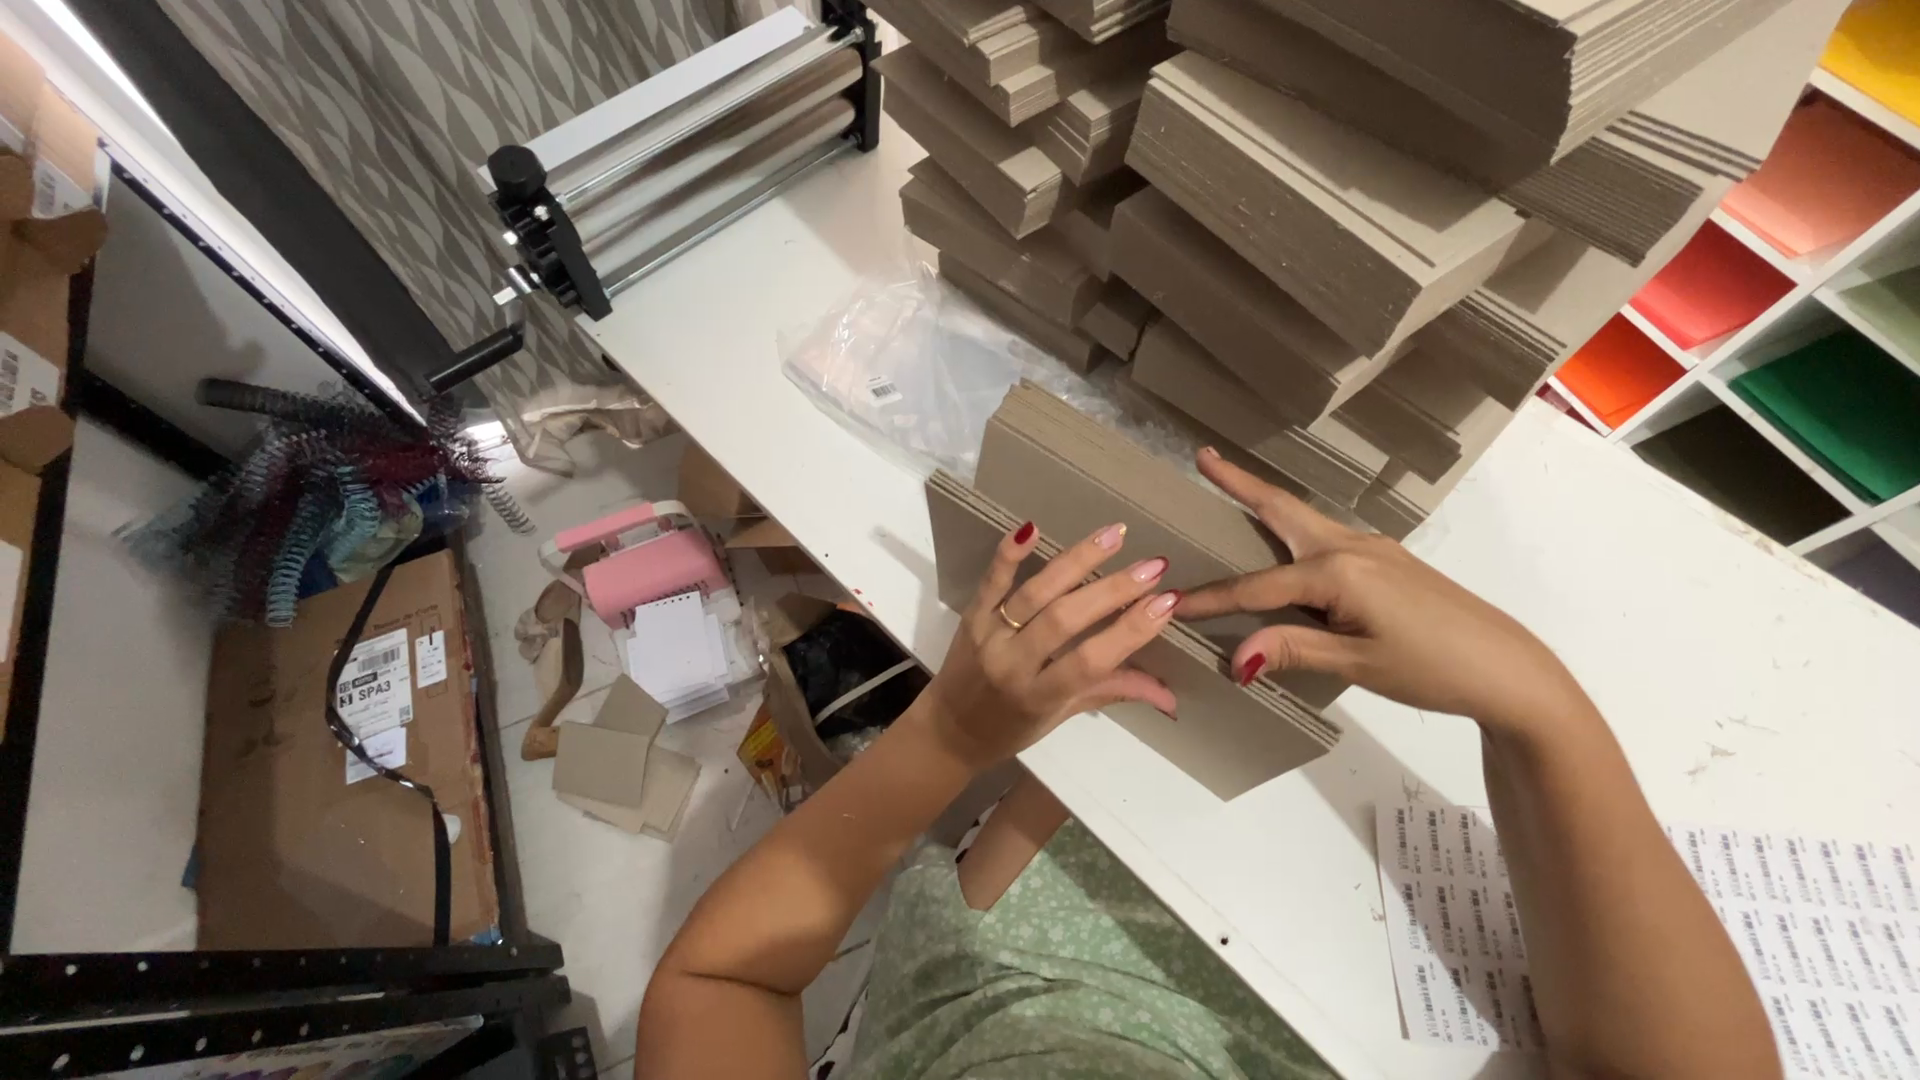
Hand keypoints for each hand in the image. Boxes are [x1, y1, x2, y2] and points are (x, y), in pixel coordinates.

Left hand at [918, 519, 1182, 769]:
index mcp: (1039, 696)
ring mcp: (988, 634)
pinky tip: (1032, 526)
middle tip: (1154, 566)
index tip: (1167, 602)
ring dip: (1077, 561)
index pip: (1090, 660)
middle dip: (1113, 591)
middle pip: (1065, 620)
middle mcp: (1013, 663)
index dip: (1130, 631)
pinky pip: (991, 581)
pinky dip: (1009, 553)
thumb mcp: (1061, 716)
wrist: (948, 729)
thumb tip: (1172, 698)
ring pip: (1034, 593)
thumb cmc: (1011, 727)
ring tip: (1115, 535)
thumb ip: (1112, 692)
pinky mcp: (971, 614)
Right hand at [1177, 448, 1589, 732]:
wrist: (1509, 670)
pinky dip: (1291, 531)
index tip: (1170, 604)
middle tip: (1203, 457)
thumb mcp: (1356, 664)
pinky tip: (1284, 545)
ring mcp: (1372, 549)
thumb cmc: (1433, 668)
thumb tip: (1234, 657)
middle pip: (1283, 510)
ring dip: (1265, 502)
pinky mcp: (1386, 560)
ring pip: (1304, 519)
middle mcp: (1351, 547)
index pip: (1258, 586)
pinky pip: (1324, 537)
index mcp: (1338, 571)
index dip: (1213, 599)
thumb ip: (1292, 650)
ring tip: (1229, 486)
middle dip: (1240, 483)